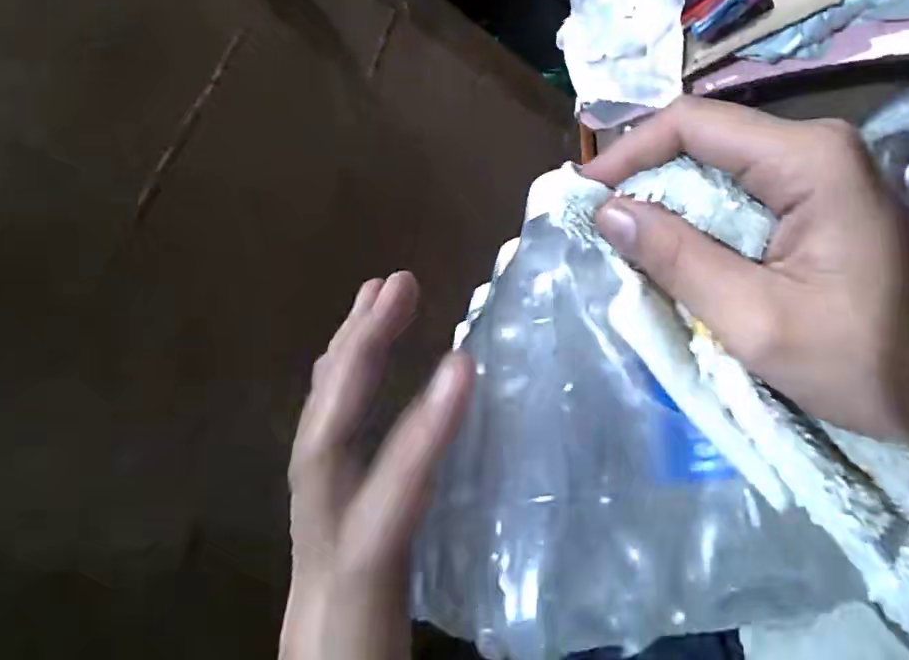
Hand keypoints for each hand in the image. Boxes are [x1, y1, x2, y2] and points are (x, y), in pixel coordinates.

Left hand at [282, 272, 472, 659]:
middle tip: (398, 285)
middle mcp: (315, 568)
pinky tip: (363, 352)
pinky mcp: (322, 536)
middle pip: (320, 452)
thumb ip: (503, 635)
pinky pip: (327, 445)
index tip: (464, 363)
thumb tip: (599, 637)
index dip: (419, 440)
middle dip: (357, 361)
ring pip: (315, 438)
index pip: (379, 519)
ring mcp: (309, 549)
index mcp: (347, 612)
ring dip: (348, 357)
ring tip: (377, 293)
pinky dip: (344, 387)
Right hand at [582, 97, 908, 457]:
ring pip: (723, 164)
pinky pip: (748, 188)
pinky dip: (706, 216)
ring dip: (673, 200)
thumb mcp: (759, 321)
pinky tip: (682, 249)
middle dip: (648, 177)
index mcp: (808, 158)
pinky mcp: (825, 194)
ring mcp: (825, 166)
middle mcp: (817, 143)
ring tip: (628, 240)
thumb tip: (607, 210)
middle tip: (600, 223)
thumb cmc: (870, 362)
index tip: (584, 193)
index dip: (629, 151)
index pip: (694, 124)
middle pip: (707, 139)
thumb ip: (679, 259)